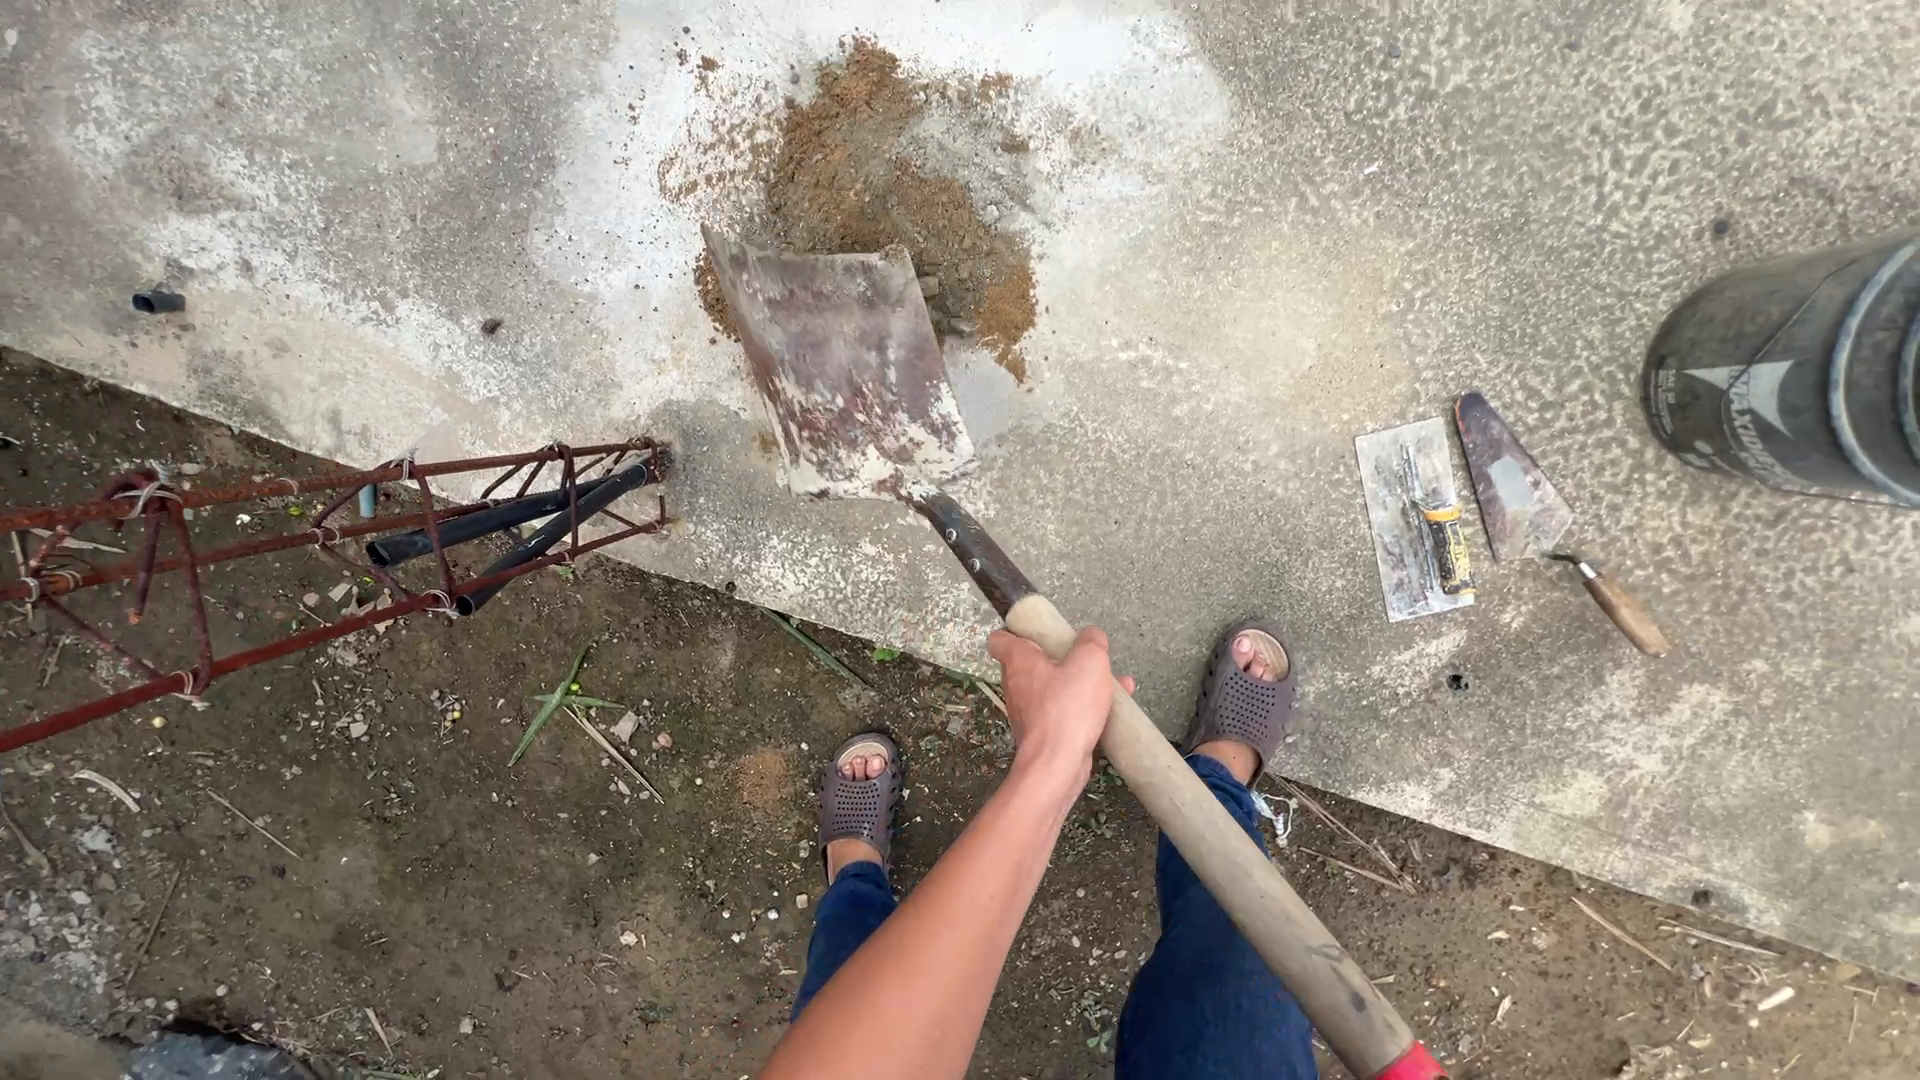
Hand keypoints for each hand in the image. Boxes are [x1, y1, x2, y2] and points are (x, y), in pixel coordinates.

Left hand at [987, 627, 1135, 786]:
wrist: (1057, 764)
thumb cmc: (1067, 708)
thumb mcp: (1089, 662)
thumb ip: (1091, 642)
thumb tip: (1091, 635)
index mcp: (1019, 661)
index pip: (1000, 639)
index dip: (1016, 632)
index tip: (1040, 633)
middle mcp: (1017, 685)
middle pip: (1033, 663)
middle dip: (1062, 659)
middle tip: (1085, 659)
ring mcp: (1028, 712)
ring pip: (1053, 688)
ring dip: (1080, 684)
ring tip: (1112, 683)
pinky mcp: (1042, 734)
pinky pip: (1063, 711)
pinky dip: (1083, 708)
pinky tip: (1114, 708)